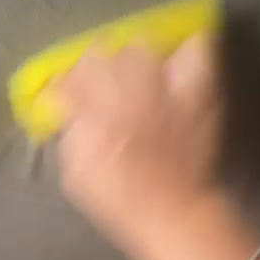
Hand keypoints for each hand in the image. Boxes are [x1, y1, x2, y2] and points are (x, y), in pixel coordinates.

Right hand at [52, 35, 223, 255]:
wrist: (170, 211)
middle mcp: (127, 96)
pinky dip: (183, 53)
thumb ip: (72, 133)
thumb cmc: (117, 199)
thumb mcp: (76, 173)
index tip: (62, 92)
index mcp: (94, 118)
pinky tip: (173, 66)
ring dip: (133, 57)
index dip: (65, 82)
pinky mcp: (197, 90)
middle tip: (98, 82)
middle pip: (105, 55)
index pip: (71, 79)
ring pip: (142, 48)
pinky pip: (195, 51)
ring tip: (133, 73)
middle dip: (98, 65)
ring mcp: (164, 90)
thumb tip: (68, 108)